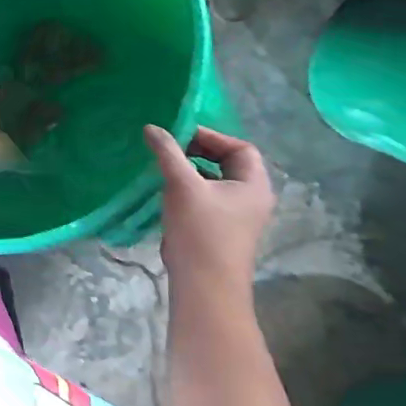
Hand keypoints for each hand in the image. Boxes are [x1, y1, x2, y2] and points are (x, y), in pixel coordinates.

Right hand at [146, 125, 274, 294]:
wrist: (205, 279)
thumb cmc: (200, 228)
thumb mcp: (182, 185)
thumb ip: (167, 153)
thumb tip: (152, 127)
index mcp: (254, 185)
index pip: (241, 148)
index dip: (211, 137)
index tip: (177, 135)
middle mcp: (251, 196)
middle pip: (229, 161)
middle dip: (198, 150)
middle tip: (167, 147)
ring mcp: (237, 211)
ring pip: (215, 177)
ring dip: (190, 166)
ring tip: (162, 164)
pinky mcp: (219, 222)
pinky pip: (206, 192)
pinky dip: (188, 183)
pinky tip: (166, 186)